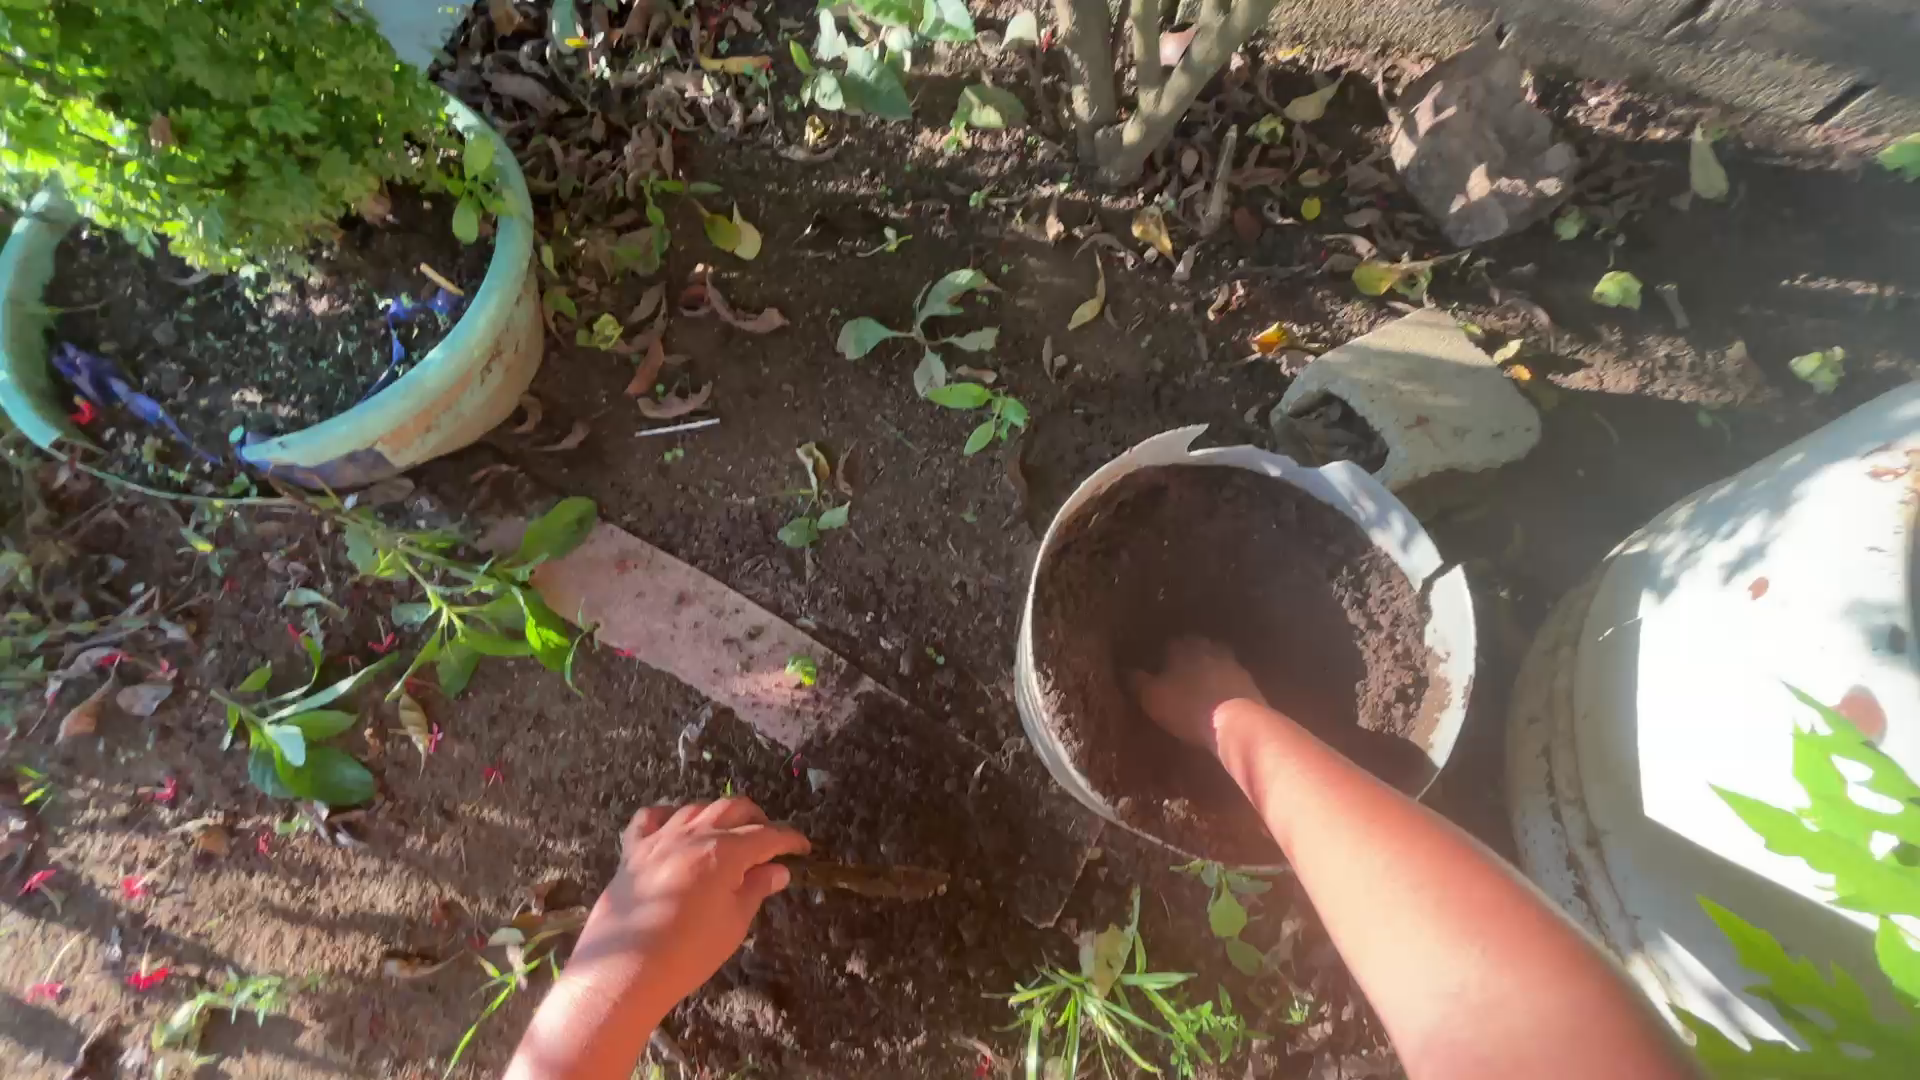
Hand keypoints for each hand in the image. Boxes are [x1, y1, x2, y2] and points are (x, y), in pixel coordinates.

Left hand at [571, 798, 808, 1009]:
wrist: (623, 975)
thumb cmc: (687, 953)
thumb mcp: (734, 924)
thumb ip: (756, 889)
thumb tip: (778, 871)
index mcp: (724, 851)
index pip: (768, 835)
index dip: (789, 839)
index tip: (803, 847)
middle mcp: (694, 834)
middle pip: (734, 808)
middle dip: (757, 819)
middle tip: (767, 840)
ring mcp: (660, 839)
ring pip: (697, 807)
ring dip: (718, 815)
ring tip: (727, 833)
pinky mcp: (632, 852)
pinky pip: (650, 818)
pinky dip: (667, 815)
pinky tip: (676, 826)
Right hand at [1128, 637, 1266, 753]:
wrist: (1237, 723)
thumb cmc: (1188, 707)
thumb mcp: (1152, 697)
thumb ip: (1136, 681)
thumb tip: (1123, 669)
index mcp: (1184, 648)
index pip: (1171, 643)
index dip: (1163, 654)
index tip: (1158, 665)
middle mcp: (1209, 650)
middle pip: (1198, 647)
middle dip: (1189, 657)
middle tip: (1180, 673)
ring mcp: (1233, 665)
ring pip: (1218, 661)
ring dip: (1210, 669)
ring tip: (1202, 685)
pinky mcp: (1250, 684)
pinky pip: (1233, 680)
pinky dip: (1226, 686)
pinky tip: (1221, 698)